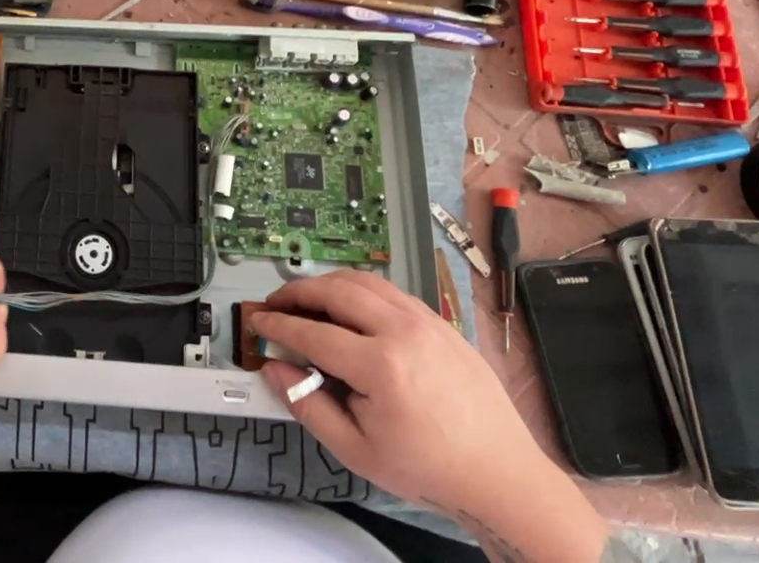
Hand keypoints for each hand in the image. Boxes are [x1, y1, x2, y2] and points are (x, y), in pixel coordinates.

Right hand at [250, 270, 555, 520]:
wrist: (500, 476)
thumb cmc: (427, 469)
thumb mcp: (356, 450)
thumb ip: (308, 405)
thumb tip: (274, 368)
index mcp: (380, 368)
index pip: (313, 332)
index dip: (278, 324)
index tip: (257, 321)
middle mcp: (403, 333)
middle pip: (336, 291)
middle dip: (298, 292)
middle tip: (276, 302)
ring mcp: (427, 322)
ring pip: (364, 282)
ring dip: (328, 283)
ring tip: (306, 298)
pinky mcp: (441, 323)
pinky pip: (391, 291)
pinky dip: (360, 289)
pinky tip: (348, 306)